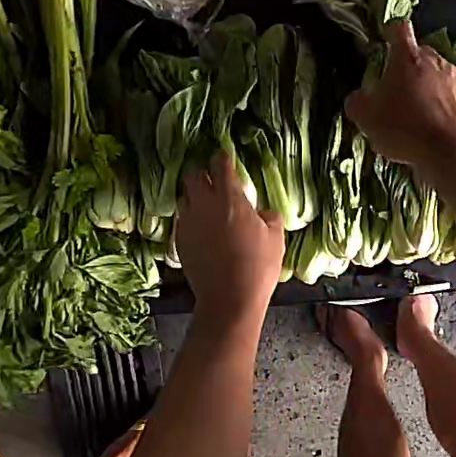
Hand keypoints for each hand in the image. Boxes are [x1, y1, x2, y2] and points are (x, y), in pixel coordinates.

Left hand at [176, 150, 283, 318]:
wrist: (229, 299)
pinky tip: (204, 231)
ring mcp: (188, 223)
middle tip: (214, 182)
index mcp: (229, 198)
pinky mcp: (179, 241)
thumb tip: (262, 212)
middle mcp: (203, 204)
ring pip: (185, 198)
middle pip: (193, 175)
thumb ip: (269, 217)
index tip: (225, 157)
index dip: (223, 158)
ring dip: (195, 198)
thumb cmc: (258, 267)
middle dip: (202, 174)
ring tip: (208, 208)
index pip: (220, 165)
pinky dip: (192, 220)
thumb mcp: (276, 239)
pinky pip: (183, 220)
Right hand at [344, 20, 455, 168]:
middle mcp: (434, 60)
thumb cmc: (403, 127)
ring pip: (436, 76)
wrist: (446, 149)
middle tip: (397, 92)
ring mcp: (455, 78)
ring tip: (415, 115)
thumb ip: (357, 102)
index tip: (387, 40)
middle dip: (408, 69)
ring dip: (426, 88)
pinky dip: (442, 105)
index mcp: (407, 57)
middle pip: (419, 54)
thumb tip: (358, 98)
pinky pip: (451, 95)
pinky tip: (432, 126)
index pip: (399, 29)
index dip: (391, 33)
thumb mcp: (366, 117)